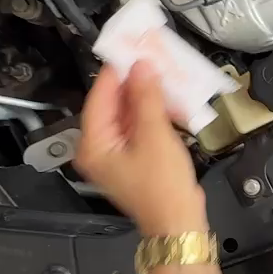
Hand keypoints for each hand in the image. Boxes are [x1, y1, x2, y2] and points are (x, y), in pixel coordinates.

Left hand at [75, 61, 208, 235]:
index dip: (117, 72)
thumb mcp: (155, 136)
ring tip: (166, 81)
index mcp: (93, 144)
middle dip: (136, 84)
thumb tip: (141, 69)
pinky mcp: (135, 159)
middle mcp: (99, 149)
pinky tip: (171, 106)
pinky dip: (154, 116)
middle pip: (114, 104)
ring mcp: (118, 155)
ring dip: (148, 99)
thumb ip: (146, 99)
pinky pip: (141, 128)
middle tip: (153, 62)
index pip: (100, 96)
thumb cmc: (162, 190)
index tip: (133, 51)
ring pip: (129, 115)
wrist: (179, 222)